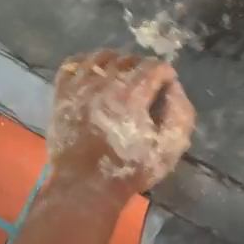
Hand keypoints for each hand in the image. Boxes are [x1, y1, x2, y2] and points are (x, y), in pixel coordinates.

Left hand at [42, 50, 195, 206]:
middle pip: (129, 58)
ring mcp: (80, 86)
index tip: (167, 87)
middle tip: (147, 87)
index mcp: (133, 93)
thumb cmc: (130, 169)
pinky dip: (86, 64)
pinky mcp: (62, 94)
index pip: (155, 65)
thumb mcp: (169, 148)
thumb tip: (174, 88)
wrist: (85, 186)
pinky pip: (72, 64)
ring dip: (116, 62)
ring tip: (122, 78)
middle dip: (143, 68)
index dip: (166, 74)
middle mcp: (105, 82)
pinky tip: (94, 75)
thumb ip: (180, 114)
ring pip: (101, 56)